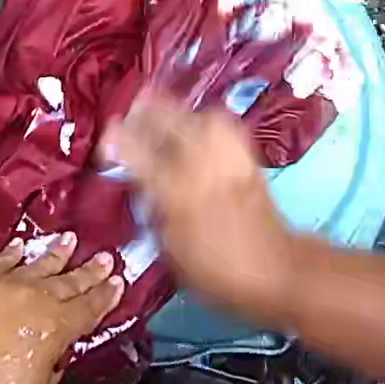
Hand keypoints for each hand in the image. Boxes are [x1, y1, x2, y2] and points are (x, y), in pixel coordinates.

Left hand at [0, 235, 121, 383]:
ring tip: (70, 239)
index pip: (91, 306)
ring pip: (37, 264)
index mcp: (56, 327)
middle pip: (69, 281)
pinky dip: (12, 254)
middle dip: (89, 270)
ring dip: (56, 253)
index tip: (119, 281)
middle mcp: (32, 300)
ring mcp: (0, 291)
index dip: (107, 294)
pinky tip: (21, 245)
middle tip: (106, 256)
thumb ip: (53, 366)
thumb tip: (56, 352)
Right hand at [102, 97, 299, 320]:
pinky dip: (207, 119)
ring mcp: (228, 156)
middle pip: (171, 122)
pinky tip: (199, 125)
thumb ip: (155, 211)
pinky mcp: (248, 156)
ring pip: (200, 116)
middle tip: (132, 112)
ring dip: (178, 111)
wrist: (276, 268)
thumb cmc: (217, 272)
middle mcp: (202, 166)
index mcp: (176, 193)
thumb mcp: (171, 250)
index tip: (108, 133)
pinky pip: (224, 124)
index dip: (119, 139)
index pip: (140, 154)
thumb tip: (145, 184)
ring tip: (163, 114)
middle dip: (147, 111)